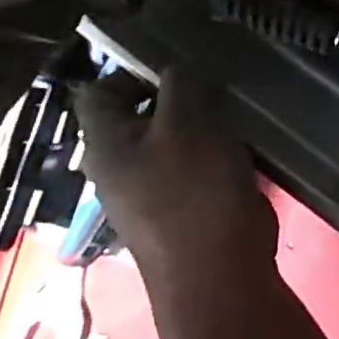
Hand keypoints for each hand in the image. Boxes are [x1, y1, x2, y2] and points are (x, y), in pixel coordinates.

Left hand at [72, 68, 276, 279]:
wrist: (218, 271)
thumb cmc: (195, 189)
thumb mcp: (188, 121)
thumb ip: (179, 85)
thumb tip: (175, 71)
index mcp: (105, 144)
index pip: (98, 91)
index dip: (132, 71)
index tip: (179, 67)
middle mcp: (118, 167)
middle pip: (138, 116)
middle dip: (176, 99)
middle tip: (214, 92)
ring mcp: (149, 192)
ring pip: (170, 142)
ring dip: (200, 128)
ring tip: (233, 120)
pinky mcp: (181, 210)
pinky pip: (192, 168)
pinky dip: (213, 155)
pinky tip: (240, 154)